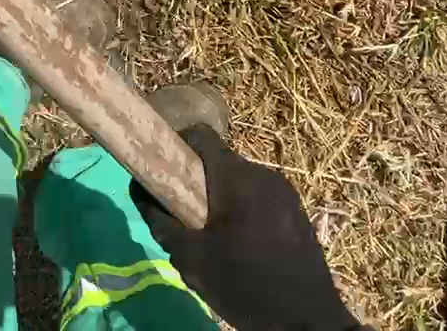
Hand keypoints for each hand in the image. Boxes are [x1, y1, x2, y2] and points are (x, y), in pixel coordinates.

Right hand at [132, 127, 359, 330]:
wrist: (308, 325)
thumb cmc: (244, 286)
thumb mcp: (191, 259)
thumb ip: (160, 220)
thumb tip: (138, 189)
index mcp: (236, 176)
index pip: (200, 135)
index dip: (177, 146)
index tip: (166, 172)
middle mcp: (263, 173)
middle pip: (219, 160)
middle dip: (199, 181)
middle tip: (188, 214)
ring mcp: (285, 192)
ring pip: (240, 180)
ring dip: (223, 197)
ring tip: (216, 234)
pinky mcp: (298, 211)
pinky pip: (261, 197)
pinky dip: (245, 210)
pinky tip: (244, 244)